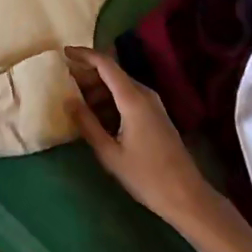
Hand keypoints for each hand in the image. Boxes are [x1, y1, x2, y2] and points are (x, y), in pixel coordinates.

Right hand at [65, 46, 230, 225]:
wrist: (188, 198)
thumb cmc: (147, 176)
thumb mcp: (110, 153)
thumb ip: (87, 123)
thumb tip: (67, 100)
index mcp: (132, 98)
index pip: (105, 63)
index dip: (83, 54)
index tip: (63, 53)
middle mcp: (144, 94)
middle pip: (112, 73)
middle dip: (87, 74)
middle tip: (64, 83)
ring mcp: (152, 105)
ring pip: (119, 86)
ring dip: (97, 90)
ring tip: (77, 103)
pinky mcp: (155, 116)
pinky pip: (128, 98)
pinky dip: (110, 101)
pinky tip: (97, 118)